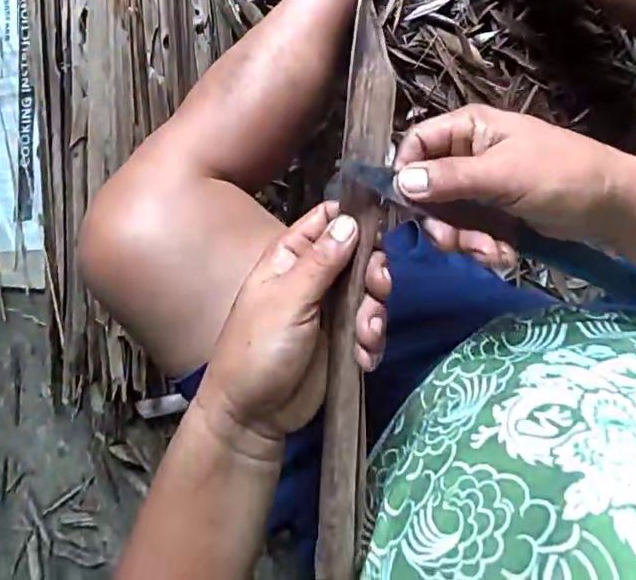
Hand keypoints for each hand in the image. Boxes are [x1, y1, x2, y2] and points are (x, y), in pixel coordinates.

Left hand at [192, 202, 391, 458]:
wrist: (253, 417)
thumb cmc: (258, 348)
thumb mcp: (288, 300)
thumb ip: (321, 261)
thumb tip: (351, 220)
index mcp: (293, 254)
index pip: (329, 219)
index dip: (355, 217)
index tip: (381, 229)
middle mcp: (316, 274)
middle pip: (360, 253)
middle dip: (374, 271)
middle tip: (378, 288)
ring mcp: (332, 306)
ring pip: (370, 290)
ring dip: (375, 310)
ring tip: (365, 334)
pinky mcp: (344, 337)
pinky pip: (371, 325)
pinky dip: (372, 339)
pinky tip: (363, 357)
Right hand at [393, 105, 635, 253]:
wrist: (612, 205)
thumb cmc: (558, 174)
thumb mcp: (502, 174)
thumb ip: (451, 179)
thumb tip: (401, 182)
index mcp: (469, 127)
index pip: (418, 142)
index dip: (406, 171)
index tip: (404, 205)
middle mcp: (470, 152)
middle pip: (428, 185)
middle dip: (440, 219)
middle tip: (451, 242)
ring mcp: (483, 184)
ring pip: (448, 214)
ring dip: (464, 239)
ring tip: (490, 252)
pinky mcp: (495, 211)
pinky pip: (471, 230)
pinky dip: (482, 245)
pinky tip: (504, 255)